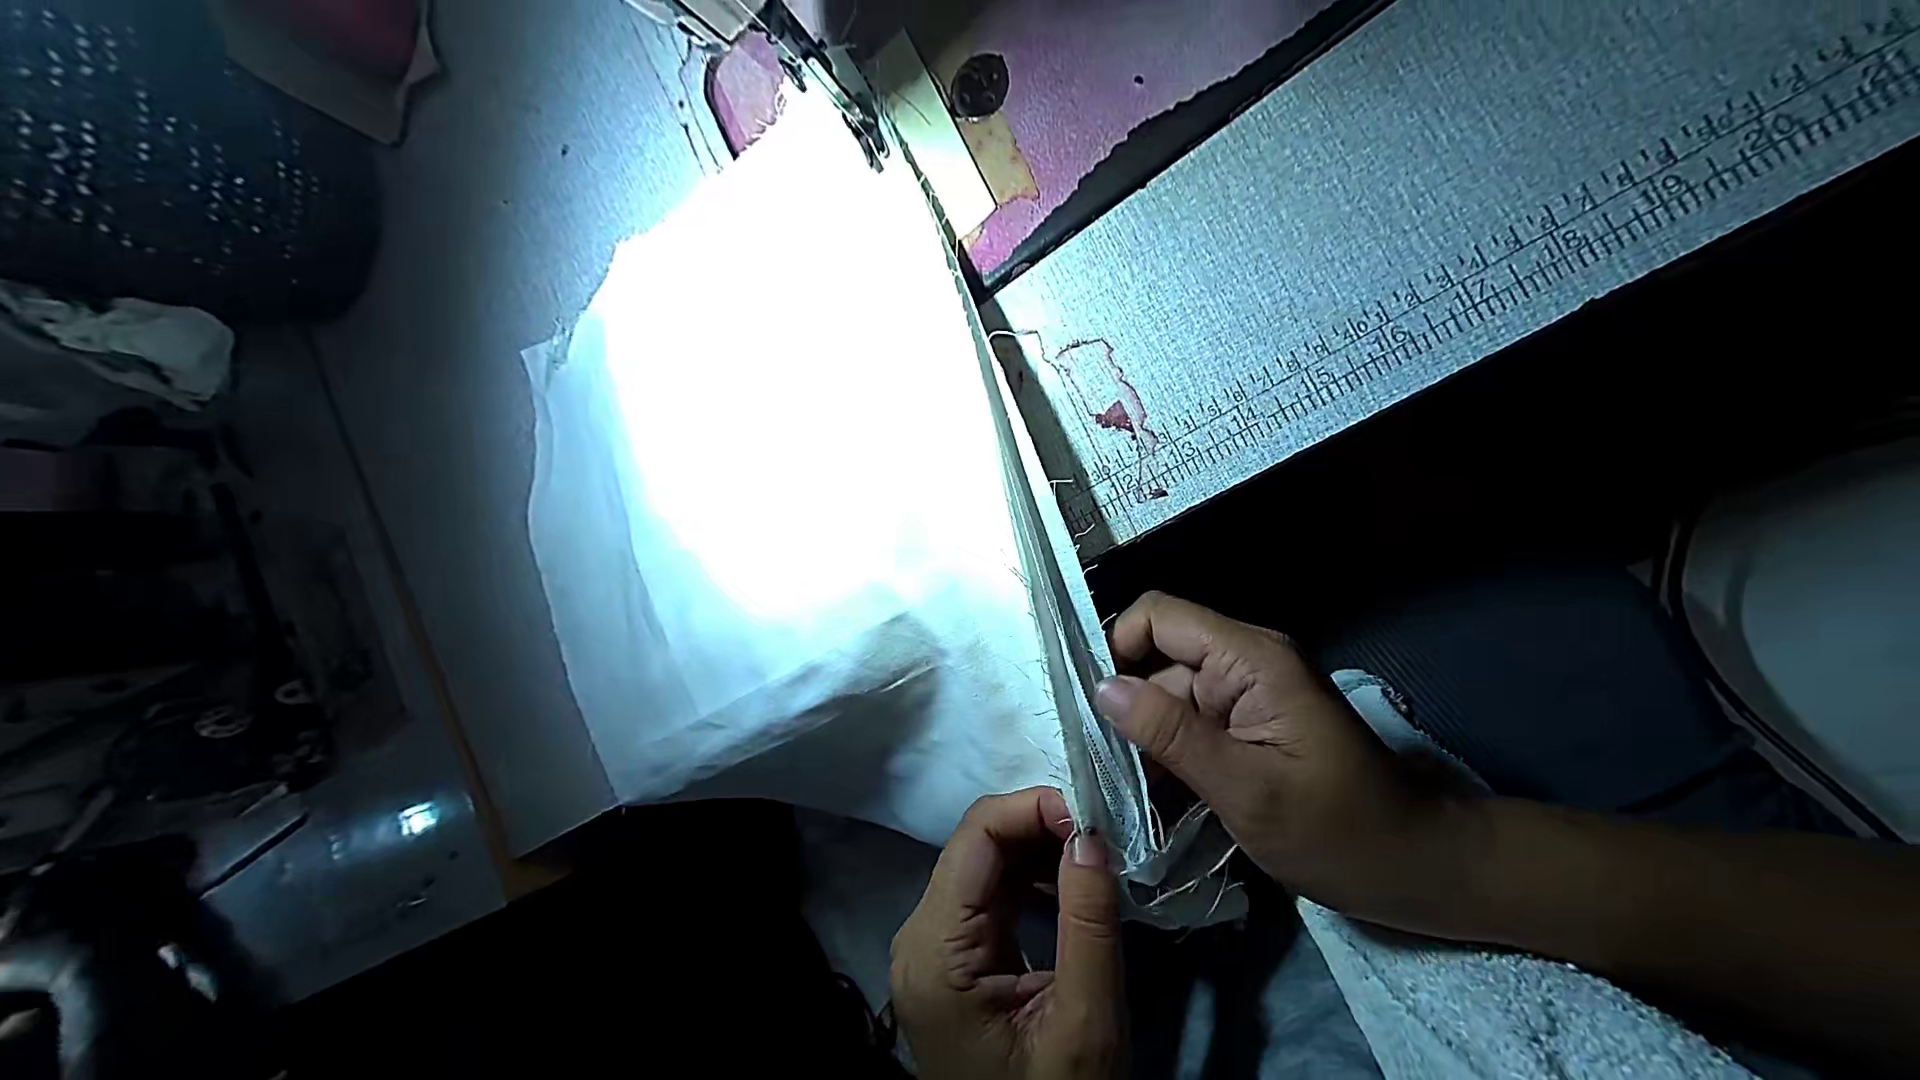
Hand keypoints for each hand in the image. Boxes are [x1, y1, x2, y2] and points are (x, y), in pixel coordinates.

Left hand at [890, 788, 1122, 1079]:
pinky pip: (989, 890)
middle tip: (1101, 830)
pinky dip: (1030, 873)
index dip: (1031, 808)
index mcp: (934, 950)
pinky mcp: (952, 952)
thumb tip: (1090, 832)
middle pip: (975, 843)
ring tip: (1093, 849)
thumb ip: (1087, 922)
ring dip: (1038, 845)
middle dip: (1039, 823)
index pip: (975, 836)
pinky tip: (1069, 878)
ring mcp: (932, 942)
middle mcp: (919, 933)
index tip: (1091, 815)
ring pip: (983, 860)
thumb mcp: (1085, 1024)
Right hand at [1094, 592, 1466, 928]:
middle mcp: (1242, 661)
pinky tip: (1154, 789)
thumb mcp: (1247, 789)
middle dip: (1125, 702)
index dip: (1117, 648)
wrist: (1419, 868)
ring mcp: (1243, 692)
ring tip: (1122, 783)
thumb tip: (1101, 688)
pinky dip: (1165, 749)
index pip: (1158, 616)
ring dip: (1142, 733)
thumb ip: (1171, 734)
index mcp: (1249, 658)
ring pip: (1164, 693)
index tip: (1093, 706)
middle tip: (1101, 760)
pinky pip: (1185, 720)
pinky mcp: (1244, 721)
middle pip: (1155, 657)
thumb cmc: (1341, 831)